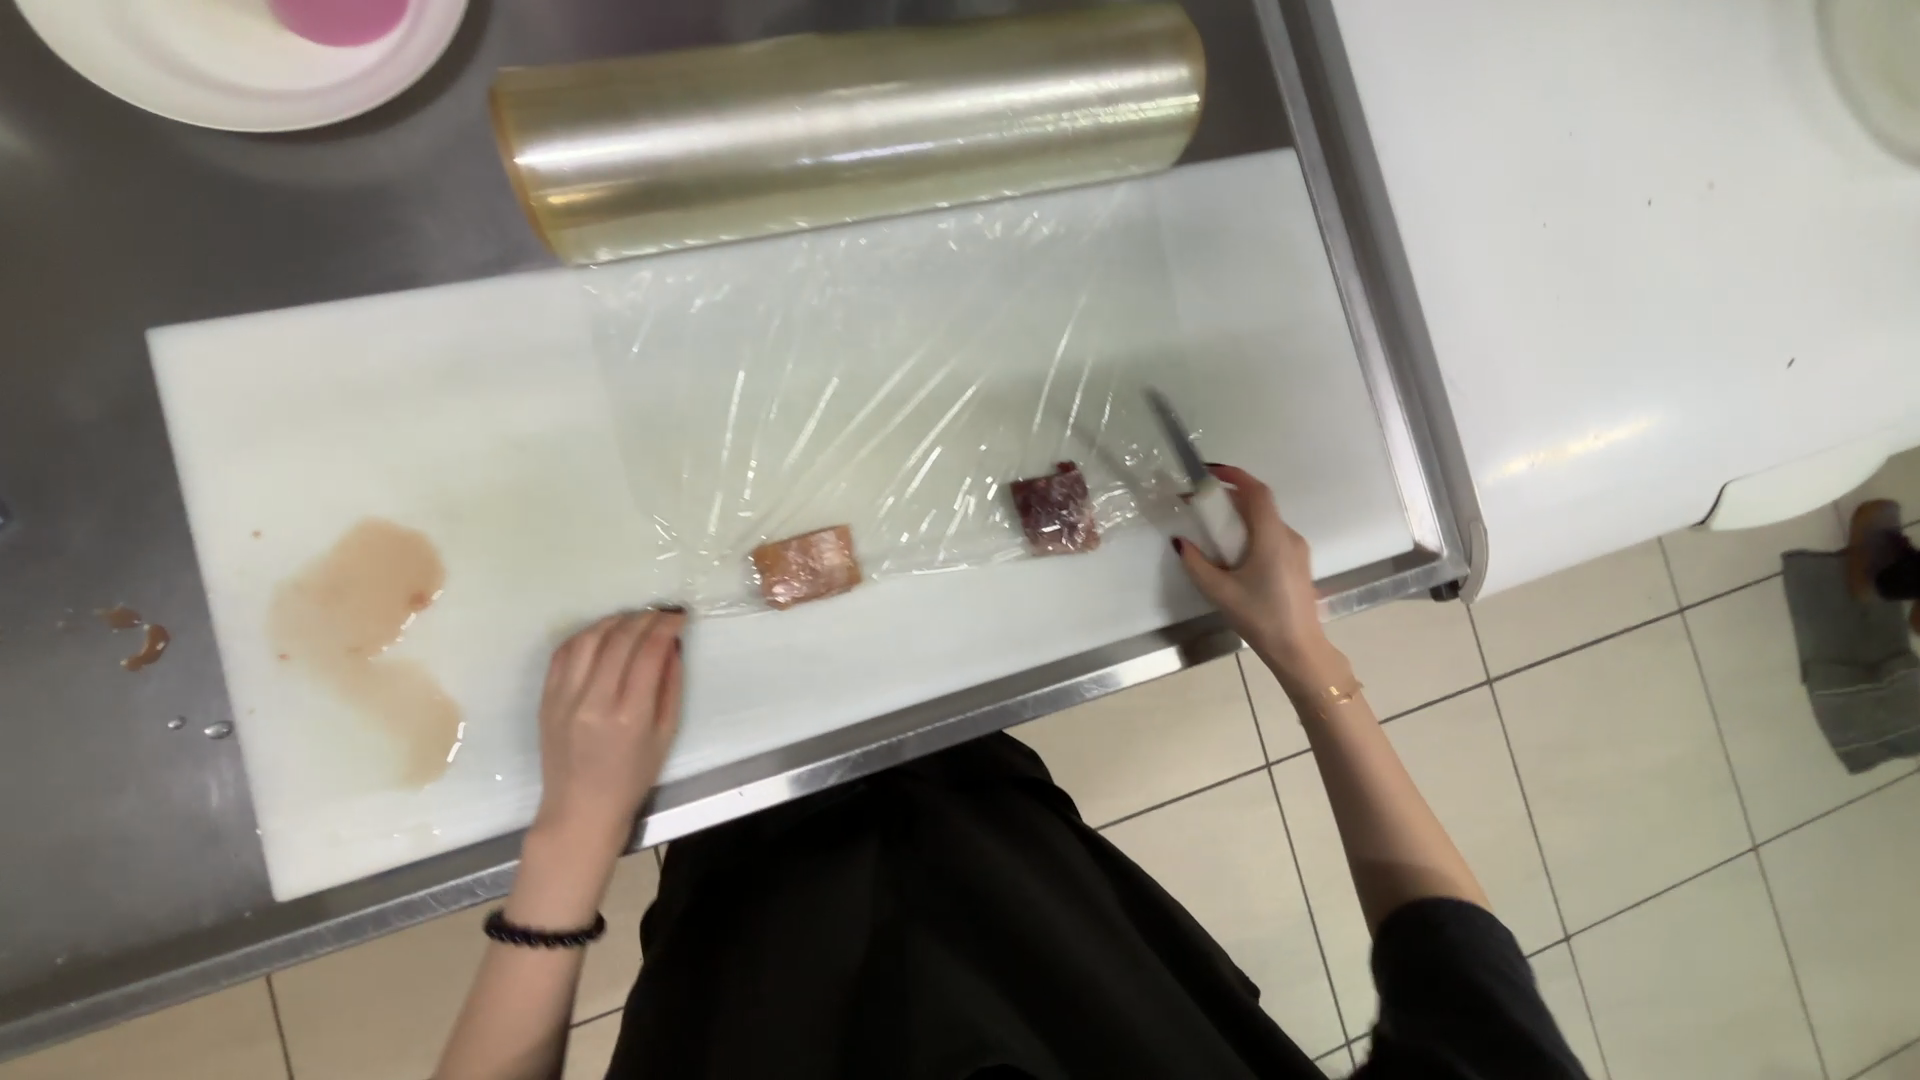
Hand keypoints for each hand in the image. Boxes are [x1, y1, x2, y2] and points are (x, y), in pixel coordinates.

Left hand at [532, 609, 686, 851]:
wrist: (580, 808)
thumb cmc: (632, 777)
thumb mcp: (666, 734)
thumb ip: (670, 685)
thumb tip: (671, 644)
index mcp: (630, 715)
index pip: (649, 652)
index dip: (666, 626)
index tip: (679, 616)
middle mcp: (594, 701)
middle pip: (620, 639)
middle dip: (645, 618)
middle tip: (661, 613)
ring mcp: (564, 698)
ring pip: (589, 639)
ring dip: (615, 620)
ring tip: (634, 619)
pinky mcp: (546, 698)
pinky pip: (564, 653)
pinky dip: (586, 634)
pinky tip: (603, 632)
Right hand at [1174, 465, 1348, 690]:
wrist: (1299, 649)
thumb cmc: (1260, 617)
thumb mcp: (1219, 592)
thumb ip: (1196, 563)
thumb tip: (1181, 542)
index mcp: (1271, 537)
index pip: (1256, 492)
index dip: (1235, 476)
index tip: (1210, 472)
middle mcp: (1288, 537)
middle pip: (1259, 505)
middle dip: (1230, 498)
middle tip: (1201, 505)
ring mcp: (1297, 551)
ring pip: (1266, 522)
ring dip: (1240, 518)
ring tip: (1214, 531)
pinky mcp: (1297, 565)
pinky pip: (1272, 537)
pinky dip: (1251, 533)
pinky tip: (1234, 554)